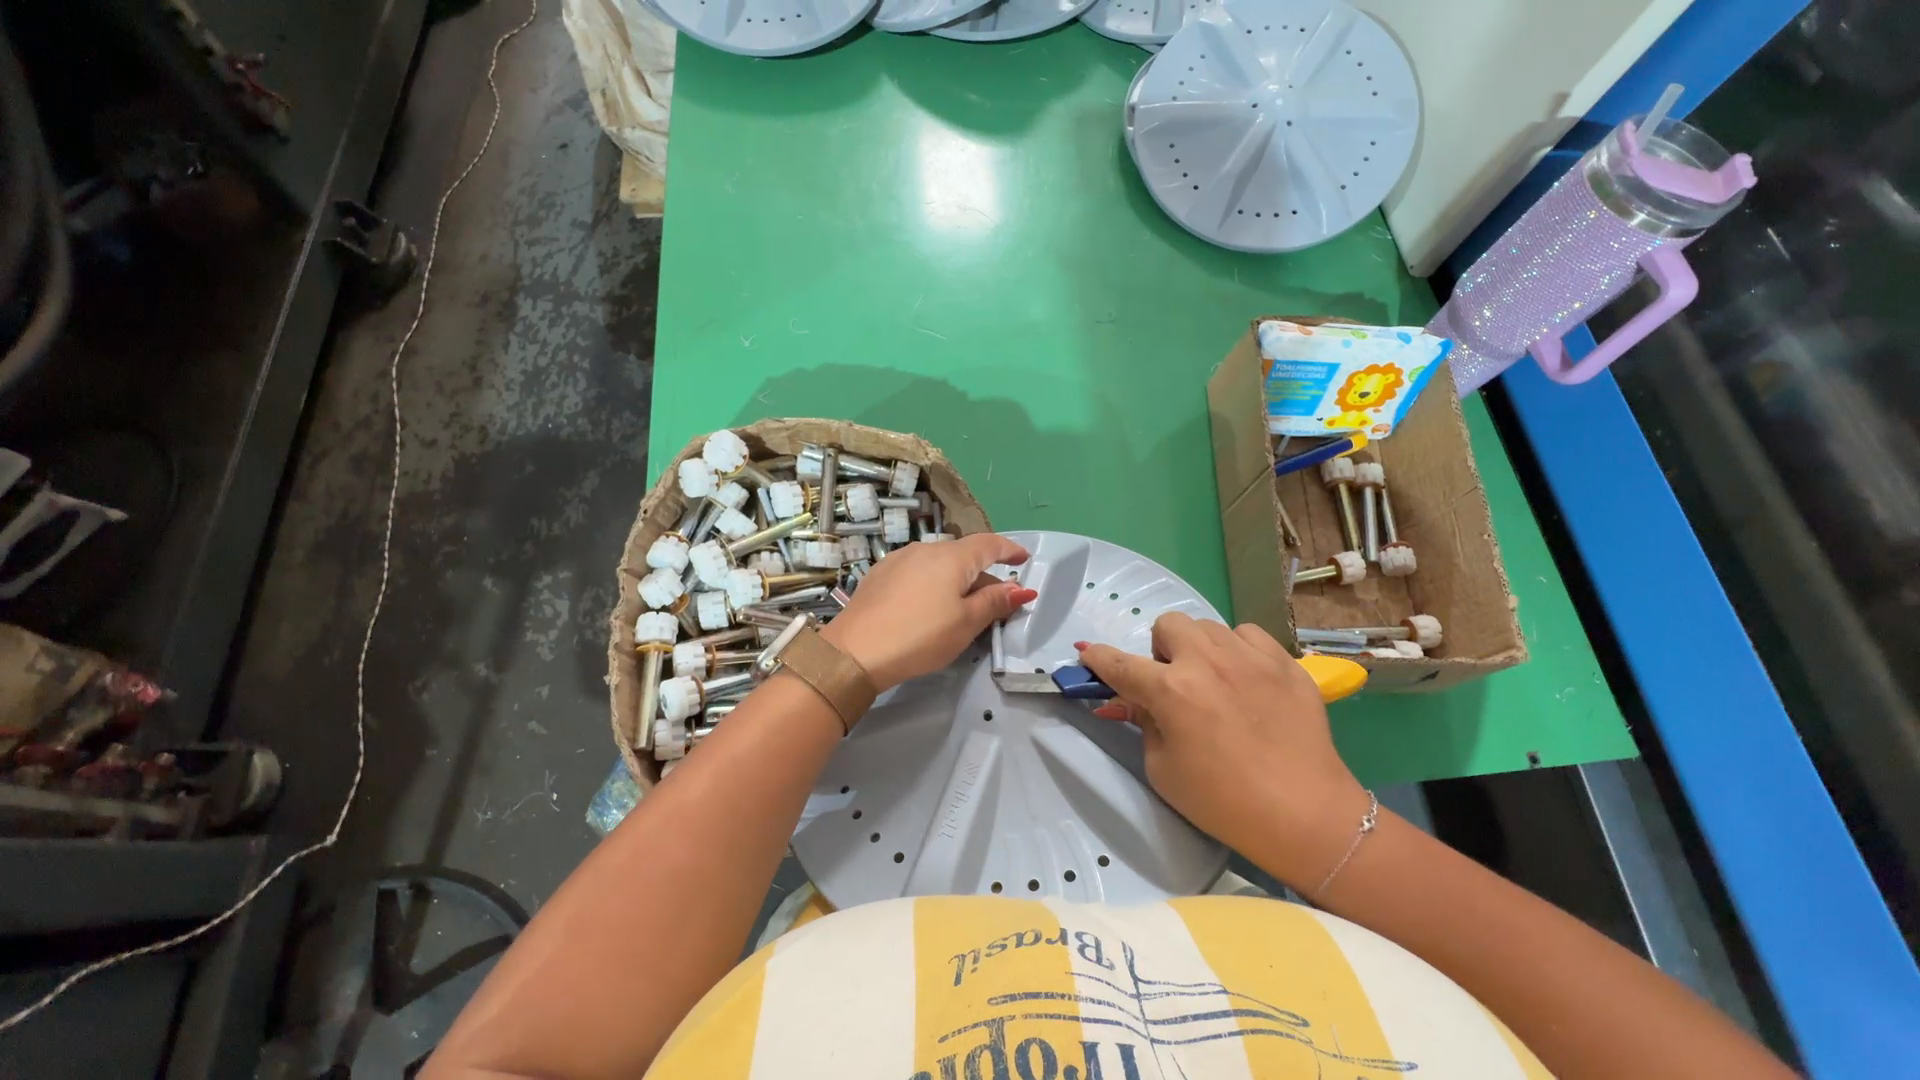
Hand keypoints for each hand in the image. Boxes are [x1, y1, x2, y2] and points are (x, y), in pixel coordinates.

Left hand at [820, 534, 1035, 690]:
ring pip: (939, 564)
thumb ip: (995, 602)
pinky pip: (918, 572)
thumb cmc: (920, 636)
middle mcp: (925, 549)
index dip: (1010, 550)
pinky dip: (934, 583)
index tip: (1023, 559)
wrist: (855, 651)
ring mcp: (898, 559)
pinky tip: (929, 606)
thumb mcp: (966, 623)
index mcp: (952, 557)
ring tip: (962, 607)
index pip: (989, 544)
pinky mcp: (880, 575)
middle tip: (995, 602)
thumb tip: (1021, 588)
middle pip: (964, 555)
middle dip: (983, 574)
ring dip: (957, 580)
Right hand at [1077, 614, 1370, 890]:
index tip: (1088, 656)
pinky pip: (1251, 637)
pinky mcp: (1286, 663)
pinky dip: (1240, 652)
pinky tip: (1248, 682)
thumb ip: (1144, 724)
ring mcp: (1252, 657)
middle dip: (1162, 651)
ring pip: (1211, 627)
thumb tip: (1129, 702)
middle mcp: (1208, 661)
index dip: (1098, 659)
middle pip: (1169, 625)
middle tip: (1172, 685)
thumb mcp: (1164, 769)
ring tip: (1214, 683)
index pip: (1120, 664)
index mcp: (1171, 690)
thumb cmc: (1223, 802)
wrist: (1305, 815)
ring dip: (1201, 649)